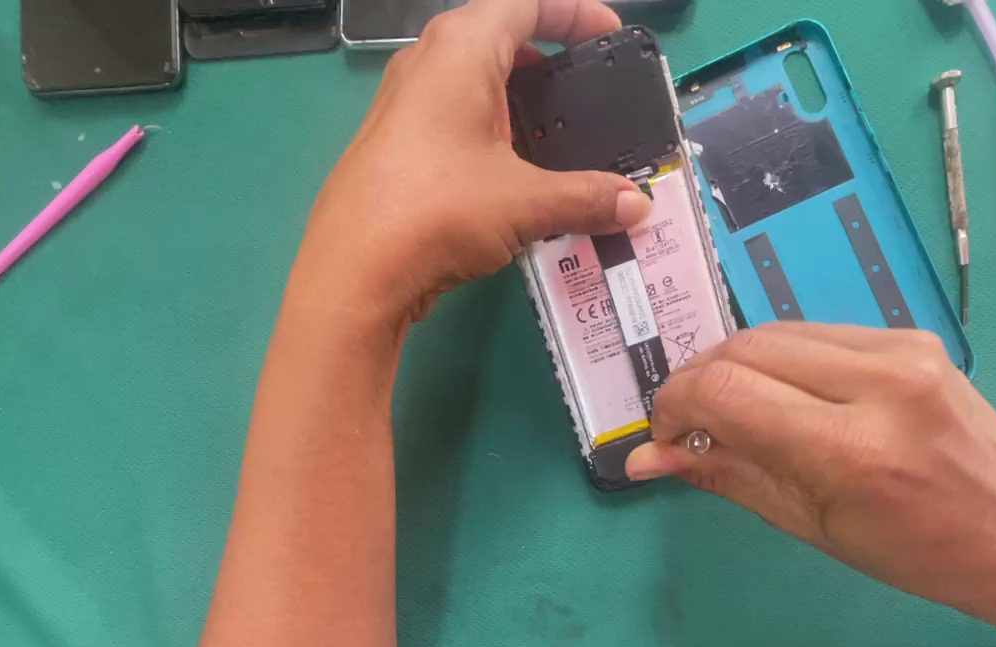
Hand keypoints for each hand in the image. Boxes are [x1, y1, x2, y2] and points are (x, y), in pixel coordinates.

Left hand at [294, 0, 652, 329]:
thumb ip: (586, 198)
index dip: (575, 13)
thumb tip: (638, 206)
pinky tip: (515, 187)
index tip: (610, 40)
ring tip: (559, 153)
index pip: (527, 2)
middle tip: (587, 107)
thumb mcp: (525, 202)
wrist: (357, 271)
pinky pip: (457, 130)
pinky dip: (492, 146)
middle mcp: (428, 64)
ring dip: (519, 116)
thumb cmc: (438, 210)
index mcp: (460, 48)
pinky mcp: (399, 152)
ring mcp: (406, 109)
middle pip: (500, 45)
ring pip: (476, 93)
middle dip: (548, 72)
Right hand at [625, 324, 995, 623]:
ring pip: (771, 332)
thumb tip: (645, 460)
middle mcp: (877, 380)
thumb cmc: (910, 551)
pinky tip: (776, 395)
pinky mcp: (909, 335)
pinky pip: (811, 333)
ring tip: (727, 413)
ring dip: (730, 368)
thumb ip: (723, 476)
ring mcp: (900, 347)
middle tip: (687, 427)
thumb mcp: (805, 525)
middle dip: (695, 383)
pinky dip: (772, 360)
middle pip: (741, 349)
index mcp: (850, 448)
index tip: (667, 438)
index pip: (725, 392)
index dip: (675, 407)